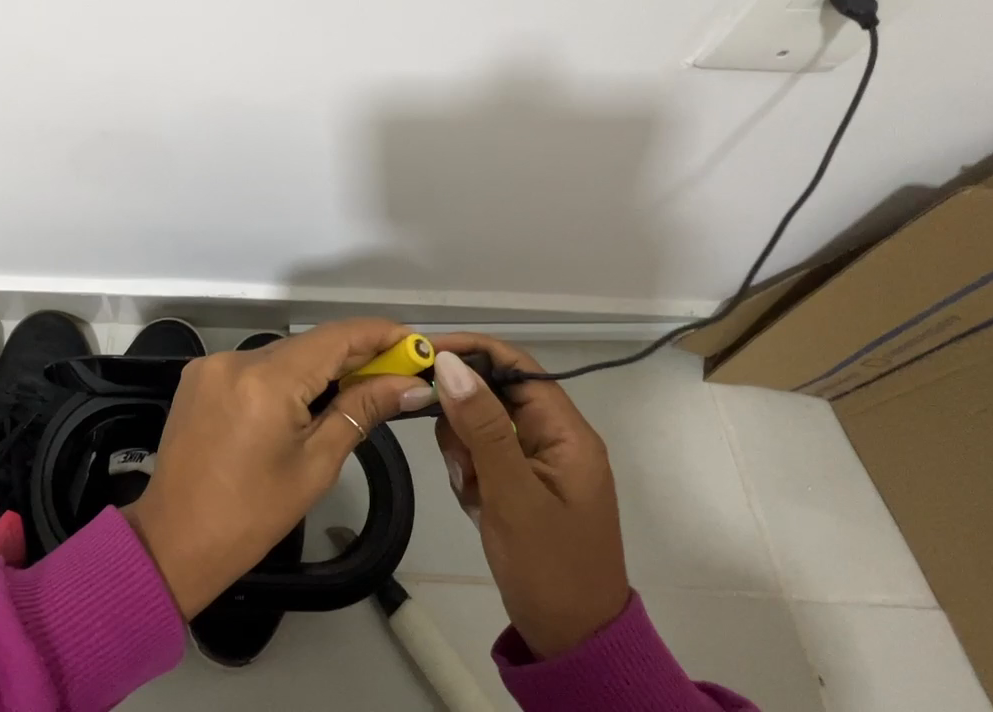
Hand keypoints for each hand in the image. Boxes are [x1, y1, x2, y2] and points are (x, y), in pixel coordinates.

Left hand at [122, 318, 435, 618]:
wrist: (174, 540)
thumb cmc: (252, 515)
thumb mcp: (316, 464)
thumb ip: (360, 412)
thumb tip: (410, 385)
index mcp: (266, 379)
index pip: (335, 337)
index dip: (380, 334)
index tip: (416, 343)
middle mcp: (235, 358)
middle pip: (308, 344)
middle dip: (355, 355)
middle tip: (400, 372)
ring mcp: (211, 365)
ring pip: (280, 354)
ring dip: (319, 367)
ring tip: (360, 388)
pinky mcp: (198, 377)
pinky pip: (253, 366)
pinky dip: (284, 376)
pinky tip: (308, 399)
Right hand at [431, 334, 629, 659]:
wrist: (570, 640)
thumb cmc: (548, 566)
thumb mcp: (511, 493)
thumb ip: (482, 425)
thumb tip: (450, 362)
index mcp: (567, 433)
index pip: (516, 366)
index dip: (471, 351)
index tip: (422, 354)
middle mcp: (555, 439)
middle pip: (494, 395)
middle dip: (465, 420)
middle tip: (458, 460)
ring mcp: (538, 464)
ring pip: (482, 427)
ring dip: (465, 453)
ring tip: (473, 493)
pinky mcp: (522, 486)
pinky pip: (483, 458)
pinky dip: (470, 475)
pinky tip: (476, 505)